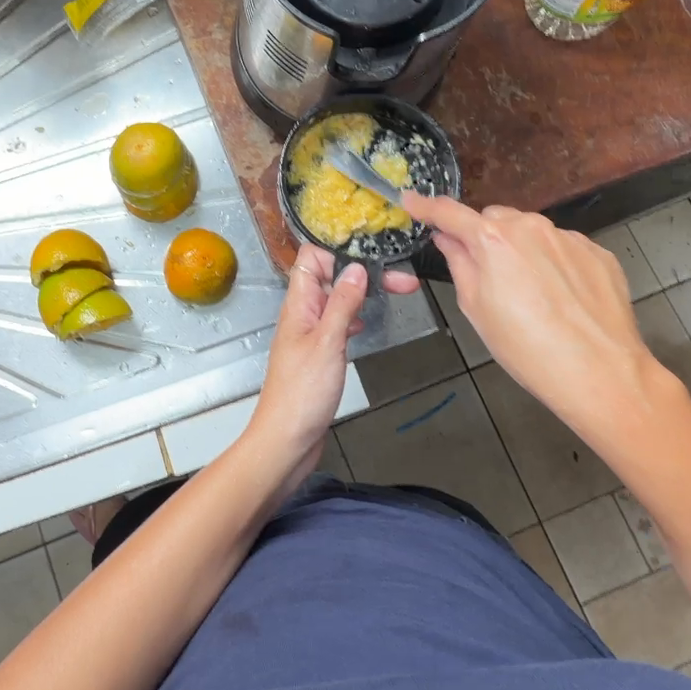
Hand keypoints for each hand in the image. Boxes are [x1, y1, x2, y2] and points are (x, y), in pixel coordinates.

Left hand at [247, 245, 417, 481]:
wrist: (287, 440)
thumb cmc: (302, 394)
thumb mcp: (327, 342)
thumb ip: (342, 304)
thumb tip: (356, 268)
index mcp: (298, 305)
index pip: (311, 258)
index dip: (338, 248)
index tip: (372, 250)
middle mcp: (302, 314)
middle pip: (330, 276)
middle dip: (363, 271)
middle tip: (403, 279)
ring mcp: (310, 334)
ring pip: (337, 299)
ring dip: (363, 292)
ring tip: (397, 291)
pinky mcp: (319, 353)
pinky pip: (337, 322)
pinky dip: (355, 316)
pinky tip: (367, 321)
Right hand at [402, 193, 680, 438]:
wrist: (600, 372)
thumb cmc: (527, 348)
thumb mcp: (476, 309)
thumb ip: (459, 264)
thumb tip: (448, 240)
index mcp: (493, 241)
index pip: (450, 213)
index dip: (426, 207)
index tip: (410, 200)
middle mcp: (532, 228)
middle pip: (495, 219)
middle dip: (484, 237)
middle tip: (485, 274)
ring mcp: (569, 238)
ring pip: (531, 232)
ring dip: (521, 250)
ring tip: (529, 294)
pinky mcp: (598, 253)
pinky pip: (563, 248)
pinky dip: (553, 263)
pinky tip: (560, 299)